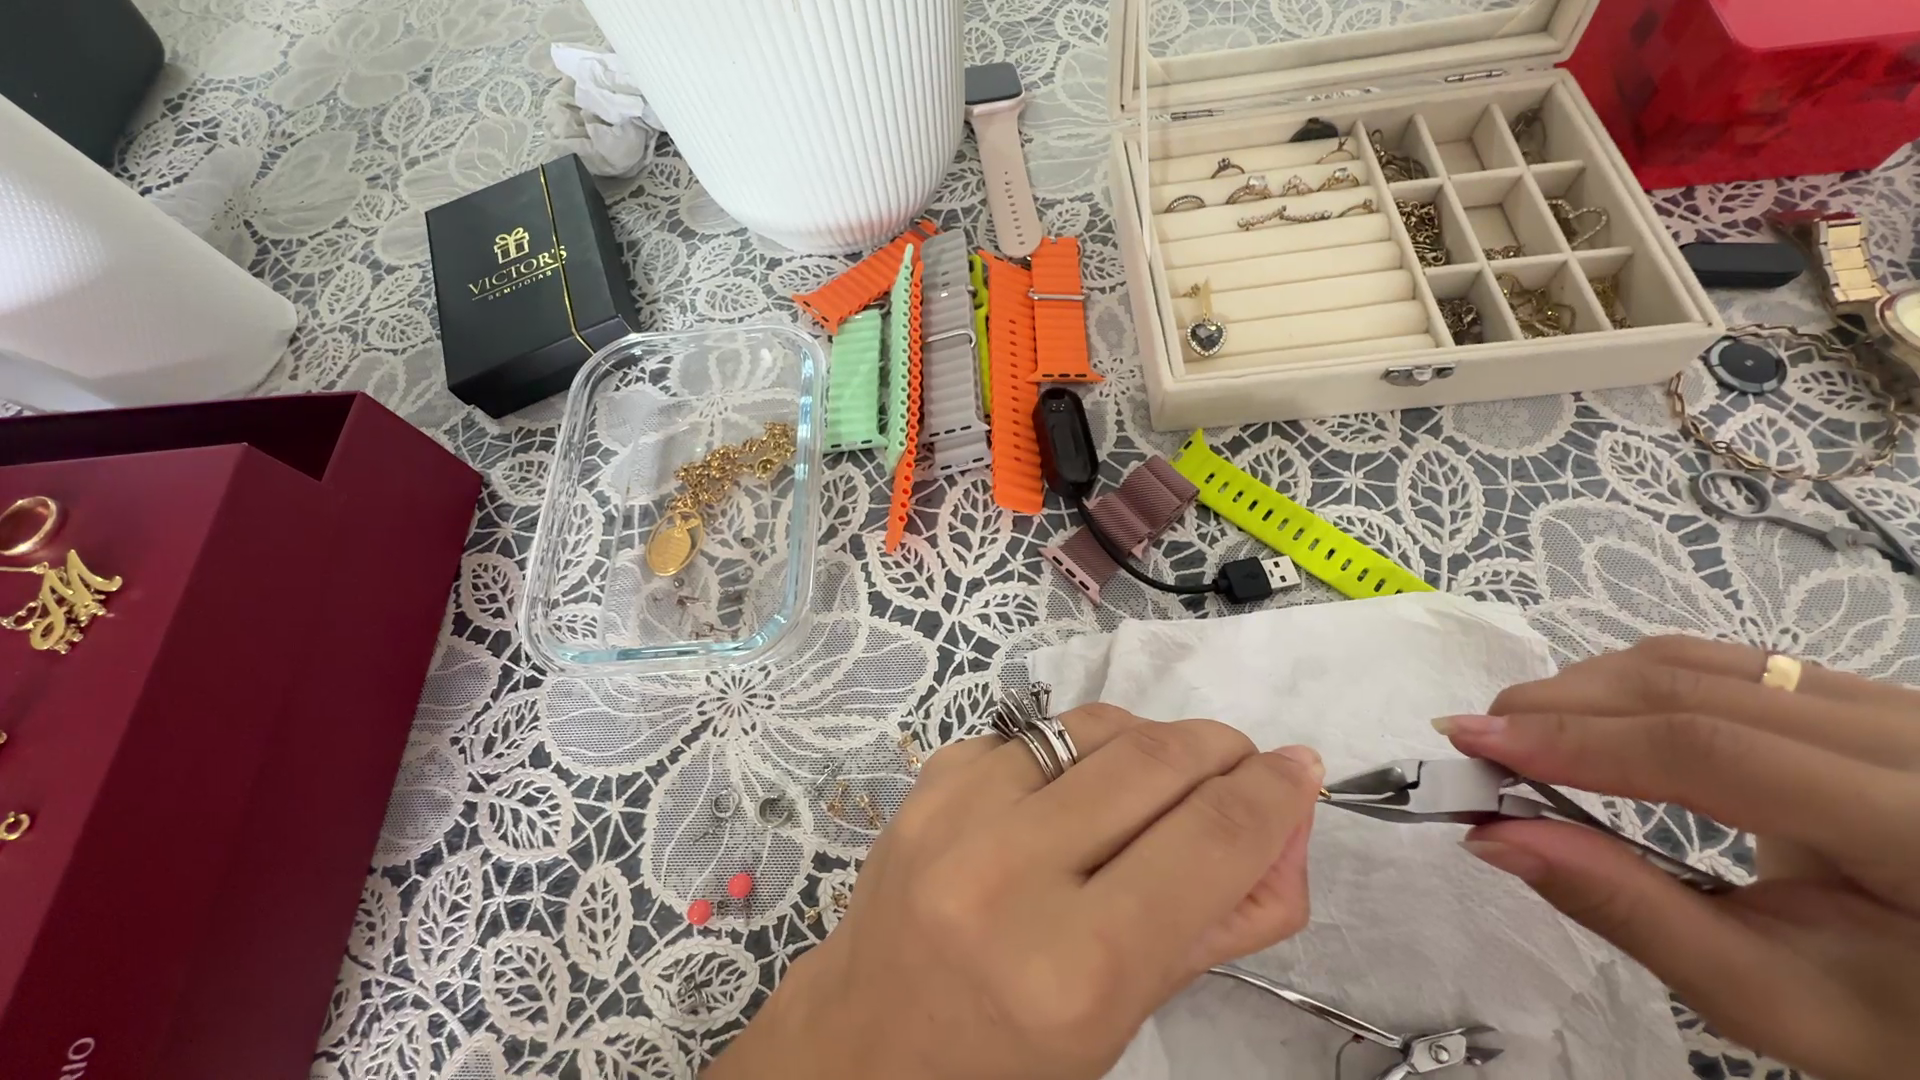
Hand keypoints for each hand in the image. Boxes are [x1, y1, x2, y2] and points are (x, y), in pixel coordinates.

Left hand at [703, 705, 1323, 1079]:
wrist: (864, 1043)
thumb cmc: (1008, 1057)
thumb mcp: (1125, 1018)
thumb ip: (1218, 923)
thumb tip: (1283, 828)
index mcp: (1074, 966)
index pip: (1208, 840)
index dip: (1273, 792)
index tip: (1301, 768)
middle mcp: (1007, 874)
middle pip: (1153, 761)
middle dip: (1219, 748)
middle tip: (1242, 763)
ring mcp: (953, 816)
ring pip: (1092, 724)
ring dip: (1151, 737)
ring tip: (1167, 773)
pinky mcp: (926, 784)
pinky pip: (1031, 732)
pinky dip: (1075, 748)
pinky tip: (1076, 788)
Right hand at [1439, 636, 1919, 1079]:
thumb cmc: (1894, 1017)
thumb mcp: (1768, 995)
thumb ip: (1628, 909)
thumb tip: (1491, 838)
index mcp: (1918, 825)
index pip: (1710, 751)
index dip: (1575, 741)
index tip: (1468, 741)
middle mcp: (1913, 739)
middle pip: (1690, 688)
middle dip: (1560, 707)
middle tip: (1474, 741)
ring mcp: (1890, 705)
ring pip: (1694, 662)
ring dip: (1585, 689)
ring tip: (1519, 734)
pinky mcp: (1856, 694)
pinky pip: (1718, 661)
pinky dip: (1628, 681)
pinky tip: (1588, 717)